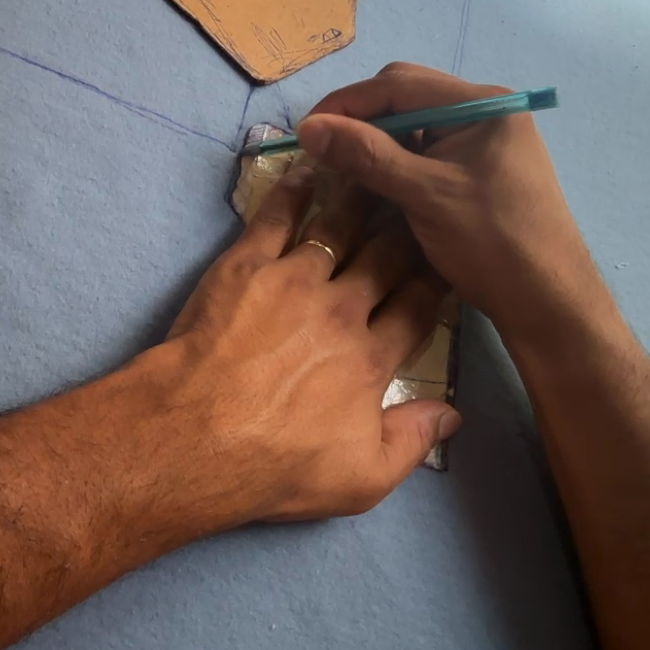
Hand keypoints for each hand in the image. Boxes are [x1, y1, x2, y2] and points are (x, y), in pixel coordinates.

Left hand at [129, 163, 457, 525]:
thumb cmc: (276, 464)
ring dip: (360, 200)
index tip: (448, 256)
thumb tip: (453, 414)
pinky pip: (275, 218)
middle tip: (418, 200)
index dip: (436, 280)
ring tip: (373, 174)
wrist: (196, 434)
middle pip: (385, 259)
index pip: (418, 308)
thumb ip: (411, 443)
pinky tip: (307, 169)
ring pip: (338, 229)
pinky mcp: (247, 265)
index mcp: (371, 359)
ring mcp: (294, 280)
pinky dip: (292, 190)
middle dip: (407, 229)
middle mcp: (342, 310)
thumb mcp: (361, 479)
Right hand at [295, 63, 609, 343]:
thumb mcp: (423, 194)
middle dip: (360, 119)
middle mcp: (482, 112)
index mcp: (480, 105)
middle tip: (325, 151)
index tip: (306, 132)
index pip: (397, 84)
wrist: (548, 302)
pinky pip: (424, 151)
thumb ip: (365, 155)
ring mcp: (481, 142)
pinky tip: (376, 185)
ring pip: (411, 126)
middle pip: (404, 97)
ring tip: (345, 171)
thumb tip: (308, 126)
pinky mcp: (476, 169)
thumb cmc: (492, 243)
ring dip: (375, 142)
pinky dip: (394, 162)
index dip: (346, 103)